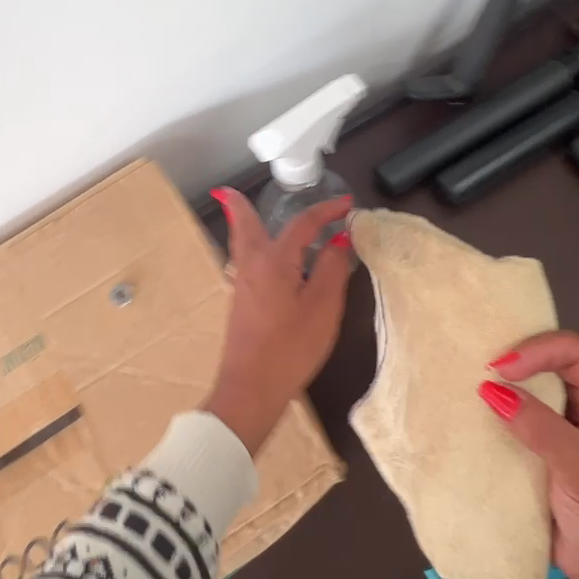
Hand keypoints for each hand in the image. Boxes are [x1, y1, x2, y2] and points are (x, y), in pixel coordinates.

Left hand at [201, 188, 354, 453]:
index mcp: (274, 259)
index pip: (302, 224)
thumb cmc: (290, 347)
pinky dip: (251, 246)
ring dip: (243, 224)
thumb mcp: (323, 307)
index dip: (326, 211)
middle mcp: (251, 264)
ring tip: (245, 213)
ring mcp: (240, 284)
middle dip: (240, 205)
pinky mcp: (239, 303)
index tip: (347, 204)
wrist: (250, 388)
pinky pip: (244, 260)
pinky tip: (265, 259)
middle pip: (244, 224)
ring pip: (241, 242)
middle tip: (231, 189)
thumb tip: (340, 240)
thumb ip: (333, 269)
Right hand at [480, 331, 578, 578]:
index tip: (501, 366)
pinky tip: (468, 415)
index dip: (539, 349)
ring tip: (465, 384)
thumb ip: (541, 429)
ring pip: (525, 392)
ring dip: (499, 387)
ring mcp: (556, 431)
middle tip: (476, 366)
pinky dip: (490, 416)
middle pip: (546, 364)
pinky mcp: (533, 454)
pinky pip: (510, 423)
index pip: (573, 353)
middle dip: (513, 360)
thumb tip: (491, 389)